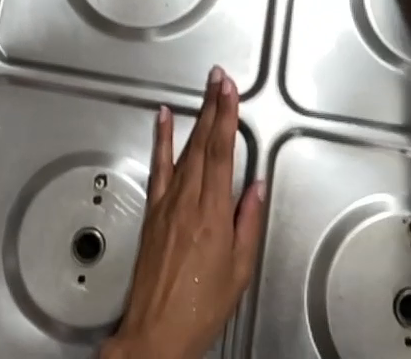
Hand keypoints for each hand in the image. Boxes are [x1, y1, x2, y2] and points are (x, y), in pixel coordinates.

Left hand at [102, 67, 265, 358]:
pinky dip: (162, 140)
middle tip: (219, 78)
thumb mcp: (239, 269)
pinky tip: (164, 119)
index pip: (221, 153)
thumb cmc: (201, 307)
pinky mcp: (154, 211)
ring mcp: (167, 203)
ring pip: (184, 150)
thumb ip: (248, 222)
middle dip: (213, 106)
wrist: (156, 332)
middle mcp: (187, 202)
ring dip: (196, 116)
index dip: (226, 117)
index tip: (230, 91)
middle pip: (203, 143)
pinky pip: (159, 167)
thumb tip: (256, 186)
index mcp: (212, 215)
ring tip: (205, 90)